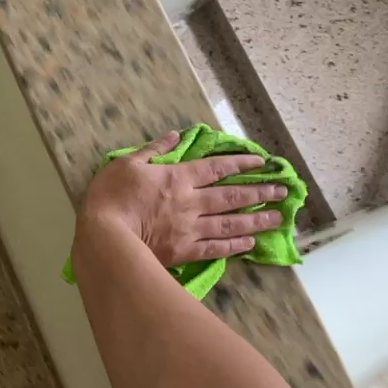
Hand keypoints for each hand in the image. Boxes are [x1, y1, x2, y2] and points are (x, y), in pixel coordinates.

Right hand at [77, 129, 285, 267]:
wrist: (105, 236)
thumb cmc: (111, 197)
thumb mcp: (126, 164)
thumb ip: (152, 150)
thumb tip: (174, 136)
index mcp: (178, 178)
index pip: (217, 168)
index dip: (241, 164)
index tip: (262, 162)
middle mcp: (191, 202)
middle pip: (232, 196)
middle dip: (259, 192)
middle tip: (282, 191)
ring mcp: (190, 228)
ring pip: (230, 223)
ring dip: (256, 219)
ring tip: (277, 218)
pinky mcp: (185, 251)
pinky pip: (216, 248)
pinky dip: (235, 246)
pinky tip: (250, 243)